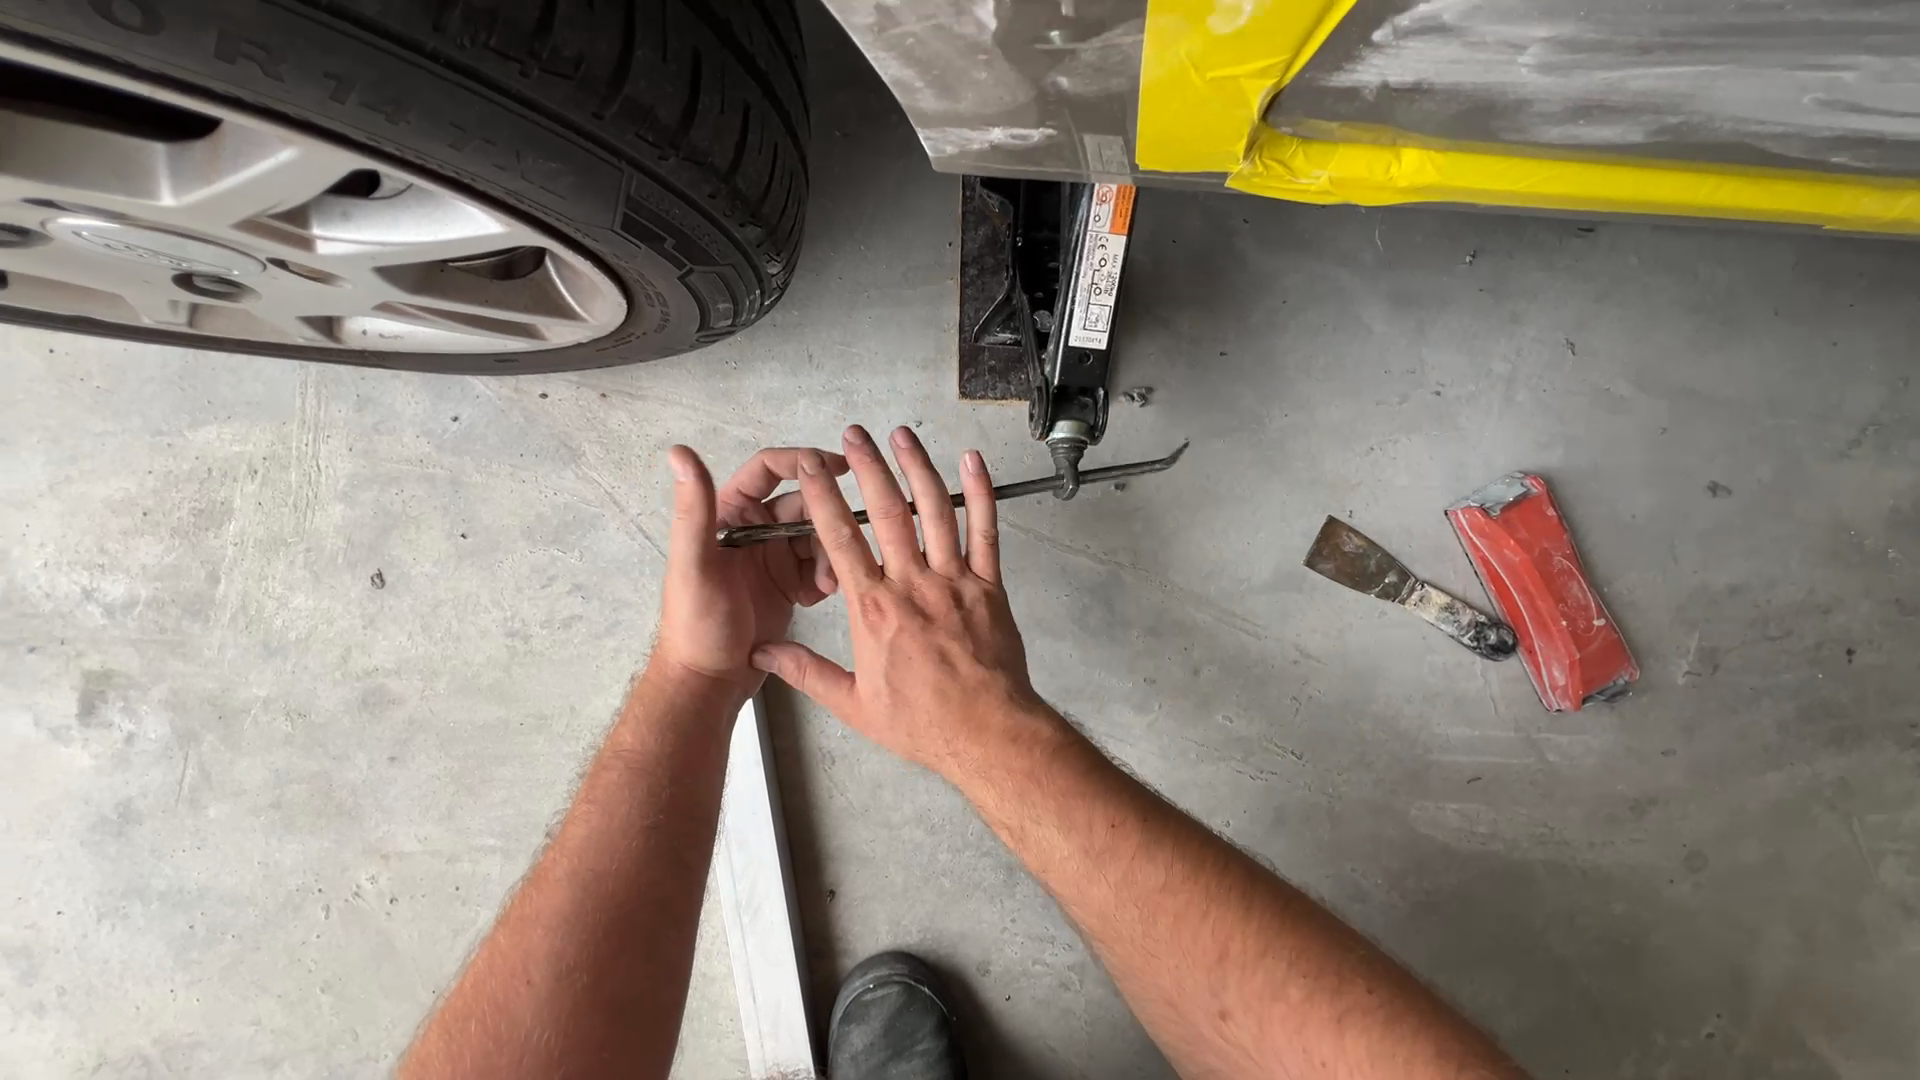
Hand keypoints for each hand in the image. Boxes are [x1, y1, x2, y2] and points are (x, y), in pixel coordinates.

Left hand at [651, 444, 850, 694]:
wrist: (710, 682)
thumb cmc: (695, 625)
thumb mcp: (694, 564)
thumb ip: (694, 509)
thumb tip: (680, 451)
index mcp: (728, 515)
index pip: (768, 471)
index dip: (803, 462)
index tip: (838, 467)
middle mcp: (754, 531)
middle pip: (803, 506)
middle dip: (824, 522)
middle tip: (839, 545)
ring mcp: (773, 558)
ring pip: (817, 537)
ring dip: (828, 555)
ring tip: (827, 584)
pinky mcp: (789, 585)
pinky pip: (820, 567)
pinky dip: (827, 577)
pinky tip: (822, 596)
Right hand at [749, 425, 1052, 777]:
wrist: (986, 733)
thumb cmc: (925, 723)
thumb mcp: (854, 704)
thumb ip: (806, 672)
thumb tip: (764, 656)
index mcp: (875, 610)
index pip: (841, 539)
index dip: (823, 497)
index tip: (812, 467)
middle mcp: (913, 586)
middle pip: (887, 512)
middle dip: (867, 467)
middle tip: (855, 435)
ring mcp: (955, 582)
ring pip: (936, 511)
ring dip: (917, 467)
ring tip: (902, 435)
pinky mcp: (989, 586)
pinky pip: (986, 531)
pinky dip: (982, 493)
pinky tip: (973, 462)